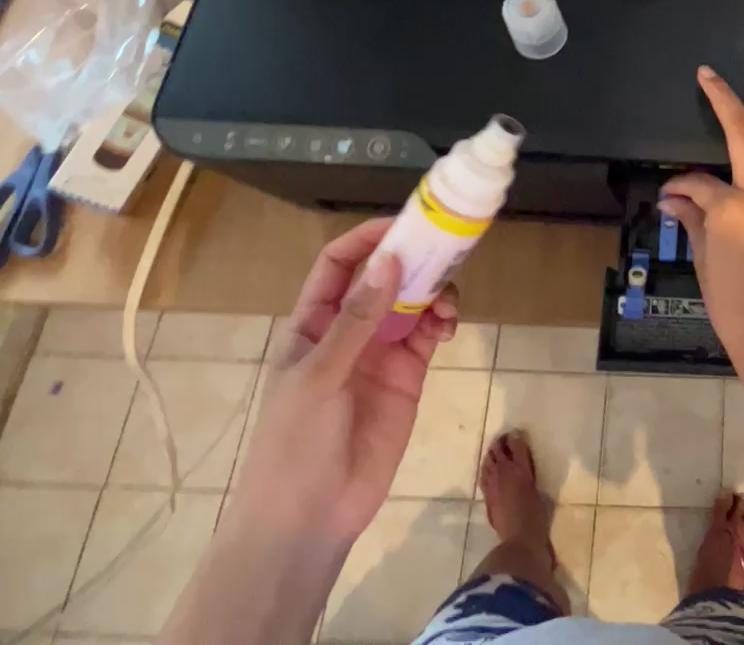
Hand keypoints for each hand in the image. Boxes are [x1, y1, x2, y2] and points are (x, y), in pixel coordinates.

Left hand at [224, 218, 458, 542]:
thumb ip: (358, 319)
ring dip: (435, 294)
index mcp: (313, 322)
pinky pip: (429, 334)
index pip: (339, 264)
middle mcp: (349, 329)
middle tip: (448, 253)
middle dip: (415, 262)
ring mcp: (380, 353)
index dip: (369, 240)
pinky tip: (446, 330)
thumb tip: (390, 261)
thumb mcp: (319, 376)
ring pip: (414, 304)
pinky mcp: (408, 376)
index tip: (407, 226)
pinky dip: (442, 323)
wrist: (310, 517)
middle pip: (386, 278)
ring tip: (447, 309)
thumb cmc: (295, 443)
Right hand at [660, 66, 743, 366]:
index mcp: (729, 210)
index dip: (681, 187)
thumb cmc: (733, 306)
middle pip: (743, 136)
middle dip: (724, 100)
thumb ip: (692, 221)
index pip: (698, 184)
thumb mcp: (704, 262)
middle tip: (710, 76)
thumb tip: (673, 199)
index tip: (671, 196)